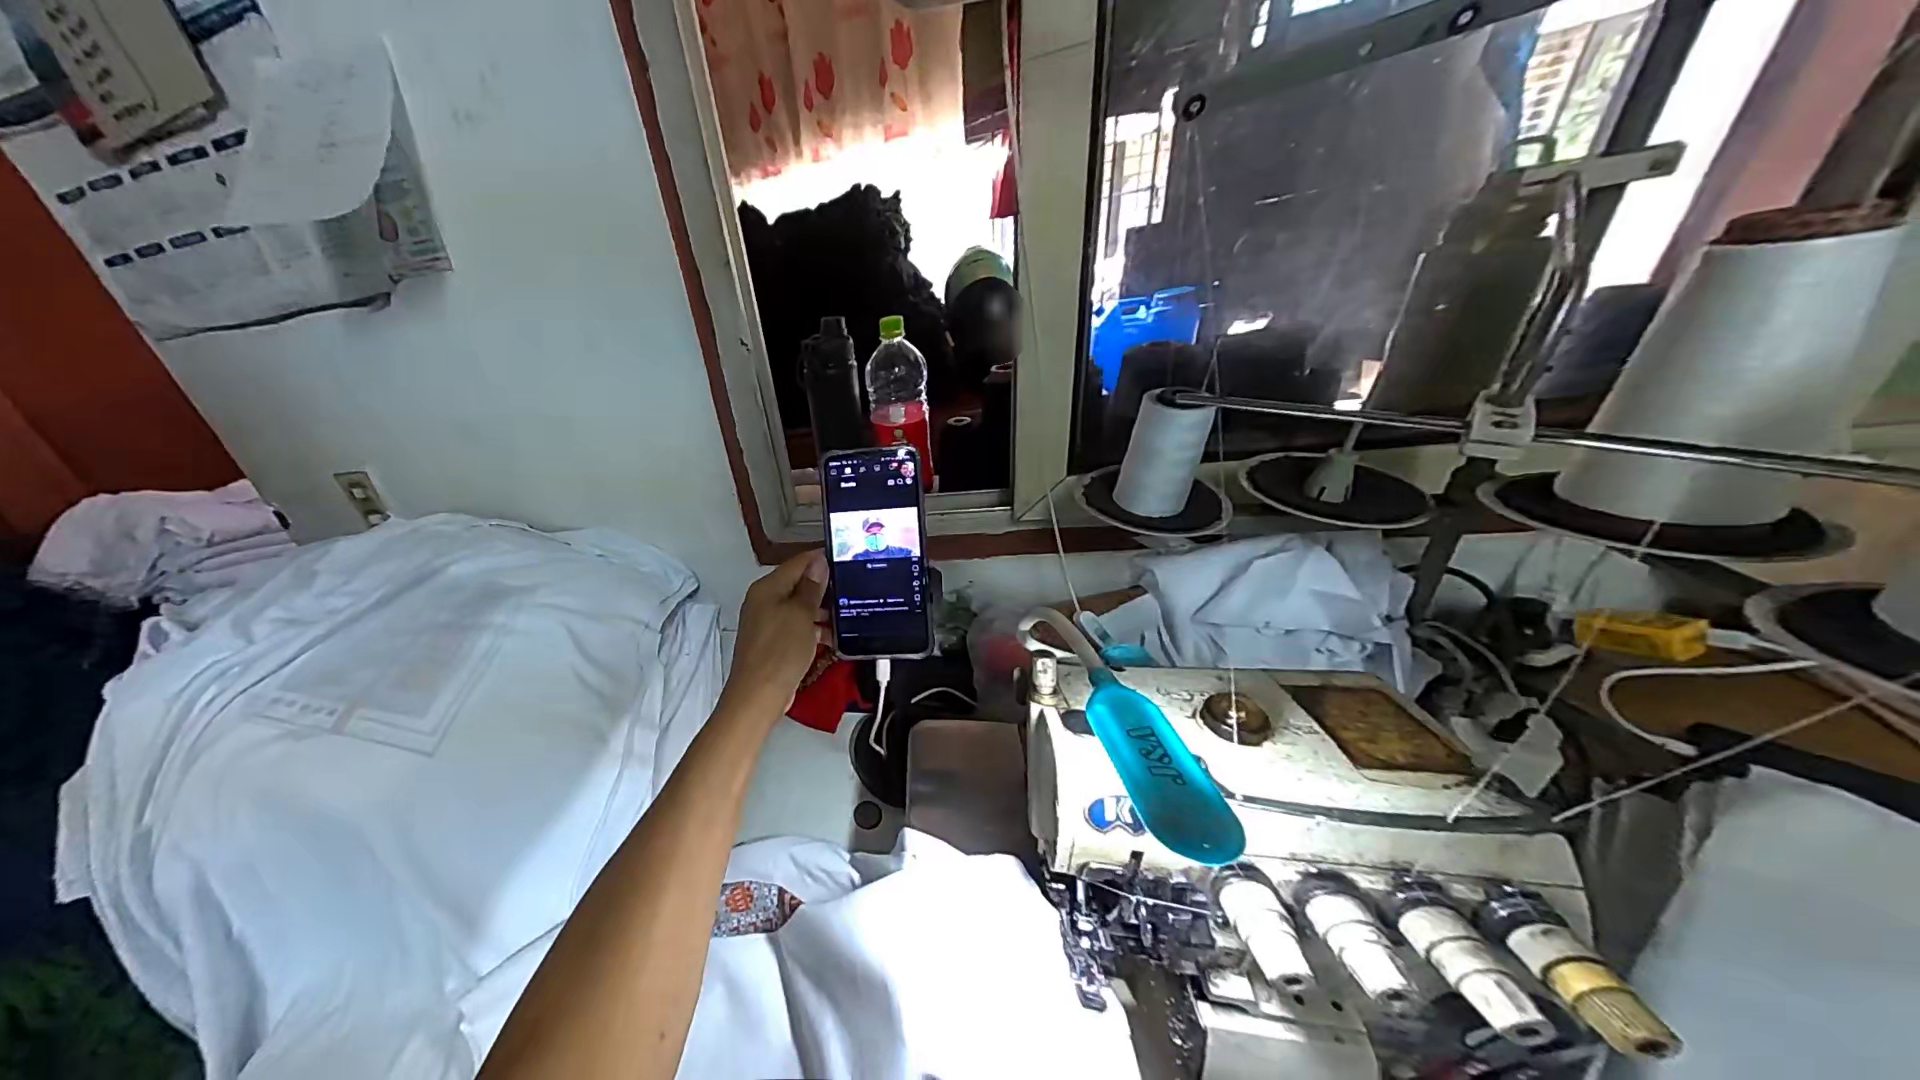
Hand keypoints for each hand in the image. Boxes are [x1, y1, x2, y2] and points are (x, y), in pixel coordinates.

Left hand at [723, 550, 829, 715]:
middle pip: (798, 584)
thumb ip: (811, 587)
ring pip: (800, 607)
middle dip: (824, 588)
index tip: (844, 560)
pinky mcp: (774, 642)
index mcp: (767, 588)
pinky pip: (797, 626)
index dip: (821, 560)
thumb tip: (818, 563)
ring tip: (845, 615)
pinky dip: (813, 628)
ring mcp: (768, 622)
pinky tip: (832, 636)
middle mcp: (764, 602)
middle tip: (850, 589)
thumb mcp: (802, 614)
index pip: (798, 563)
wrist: (760, 696)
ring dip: (821, 610)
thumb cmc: (778, 654)